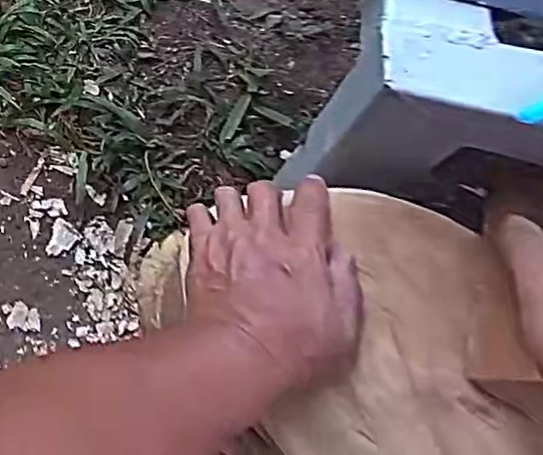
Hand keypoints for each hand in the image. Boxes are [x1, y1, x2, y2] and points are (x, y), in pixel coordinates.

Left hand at [184, 176, 362, 394]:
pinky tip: (208, 228)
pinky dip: (202, 216)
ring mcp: (230, 236)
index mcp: (302, 251)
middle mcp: (264, 235)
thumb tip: (341, 254)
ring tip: (236, 217)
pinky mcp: (202, 245)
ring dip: (233, 202)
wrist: (238, 354)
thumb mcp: (343, 329)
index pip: (310, 203)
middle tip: (270, 211)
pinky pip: (197, 211)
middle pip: (264, 190)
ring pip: (227, 193)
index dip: (313, 190)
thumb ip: (345, 284)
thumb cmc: (294, 350)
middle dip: (269, 195)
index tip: (312, 187)